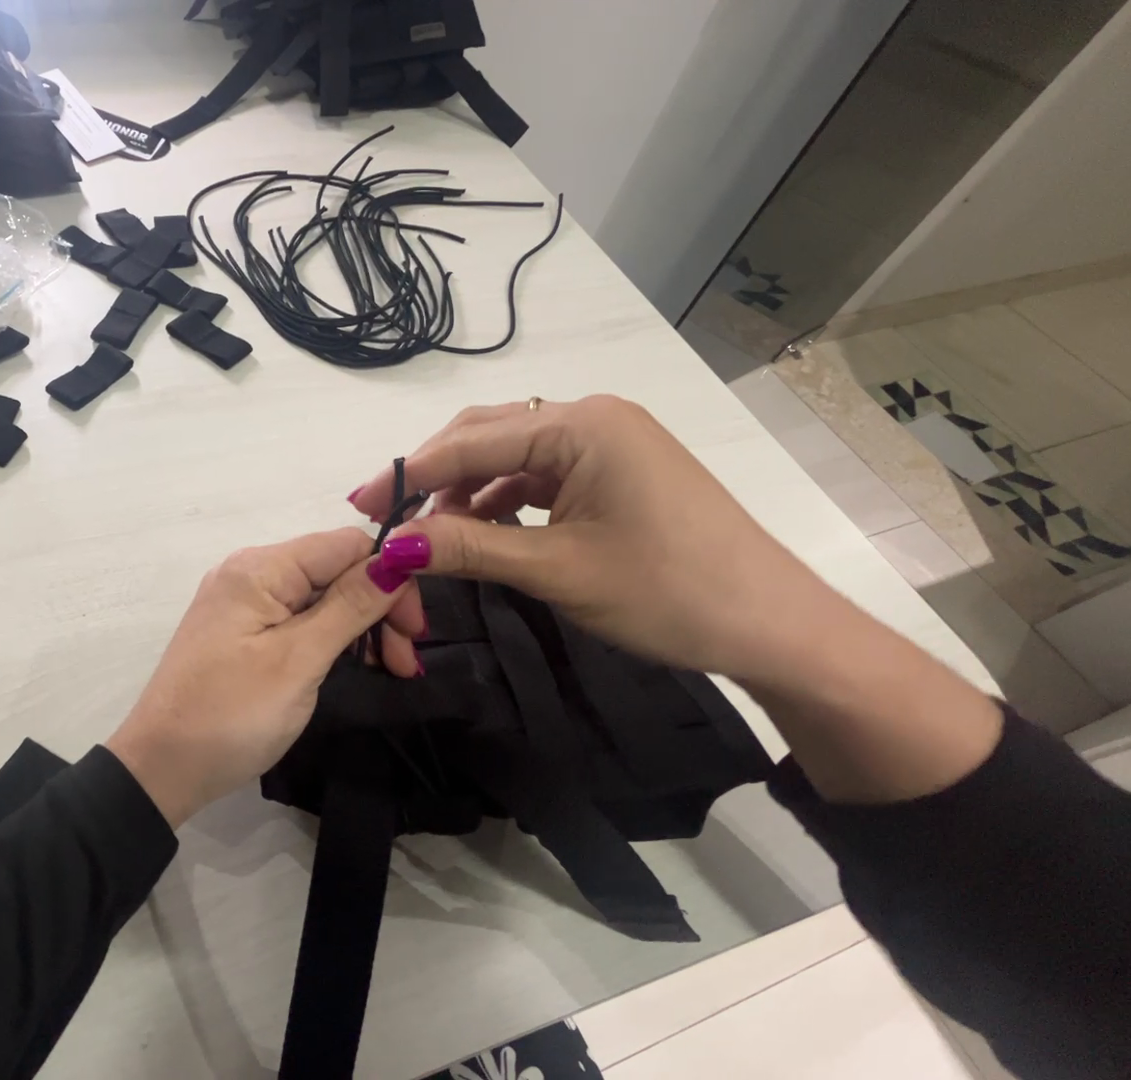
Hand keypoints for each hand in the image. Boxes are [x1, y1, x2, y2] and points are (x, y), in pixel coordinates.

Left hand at [106, 529, 424, 826]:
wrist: (161, 769)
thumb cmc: (231, 715)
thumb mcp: (298, 661)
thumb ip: (350, 606)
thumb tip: (399, 557)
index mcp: (260, 568)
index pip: (346, 545)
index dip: (391, 577)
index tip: (415, 632)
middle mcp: (249, 572)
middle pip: (335, 570)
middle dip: (378, 608)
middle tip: (405, 665)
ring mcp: (242, 603)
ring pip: (321, 597)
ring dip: (360, 628)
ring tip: (388, 671)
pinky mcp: (241, 632)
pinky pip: (298, 619)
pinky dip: (331, 639)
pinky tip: (353, 666)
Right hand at [347, 396, 838, 682]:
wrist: (771, 626)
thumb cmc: (666, 591)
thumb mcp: (555, 569)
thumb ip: (468, 548)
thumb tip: (390, 546)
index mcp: (582, 424)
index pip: (471, 440)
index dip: (409, 473)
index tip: (358, 507)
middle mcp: (593, 417)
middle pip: (489, 436)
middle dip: (434, 476)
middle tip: (386, 519)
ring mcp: (608, 443)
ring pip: (513, 456)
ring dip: (468, 492)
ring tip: (432, 536)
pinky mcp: (616, 472)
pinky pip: (541, 476)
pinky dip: (504, 502)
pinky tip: (482, 532)